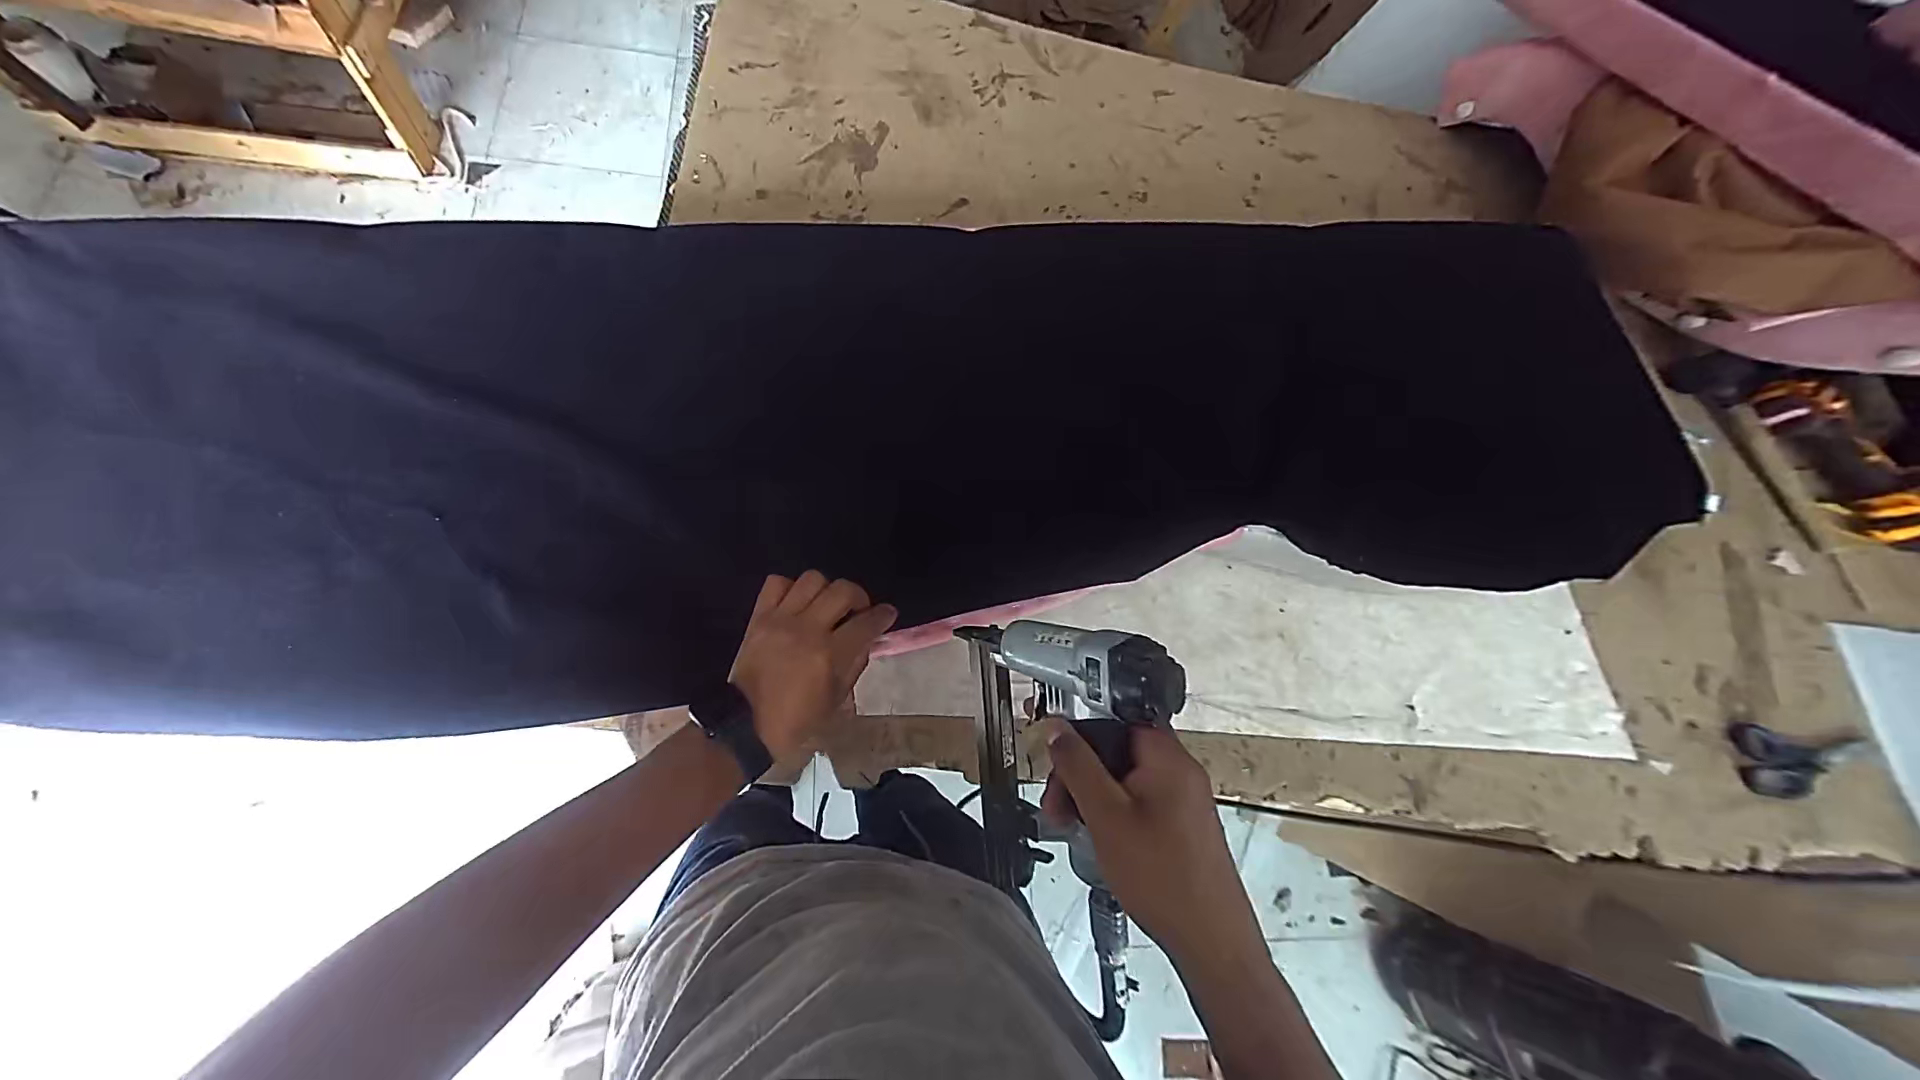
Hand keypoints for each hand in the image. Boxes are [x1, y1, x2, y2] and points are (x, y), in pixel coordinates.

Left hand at [729, 571, 896, 763]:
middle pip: (842, 590)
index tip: (887, 614)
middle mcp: (806, 629)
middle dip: (859, 597)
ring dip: (826, 590)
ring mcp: (779, 620)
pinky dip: (791, 588)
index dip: (883, 615)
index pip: (866, 623)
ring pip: (812, 579)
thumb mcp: (836, 702)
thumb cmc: (796, 722)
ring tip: (826, 606)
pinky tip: (797, 604)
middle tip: (857, 612)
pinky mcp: (758, 618)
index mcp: (828, 655)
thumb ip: (854, 665)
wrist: (743, 726)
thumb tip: (867, 640)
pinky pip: (777, 583)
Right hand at [1041, 718, 1257, 965]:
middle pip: (1118, 750)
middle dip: (1080, 773)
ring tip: (1072, 827)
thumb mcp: (1105, 814)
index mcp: (1166, 756)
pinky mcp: (1184, 824)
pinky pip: (1140, 801)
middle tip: (1056, 808)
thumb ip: (1077, 764)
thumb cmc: (1158, 874)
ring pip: (1126, 778)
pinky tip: (1101, 839)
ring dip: (1093, 795)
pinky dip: (1114, 812)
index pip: (1115, 720)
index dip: (1080, 737)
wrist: (1211, 941)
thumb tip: (1057, 725)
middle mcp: (1180, 770)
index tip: (1054, 764)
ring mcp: (1185, 798)